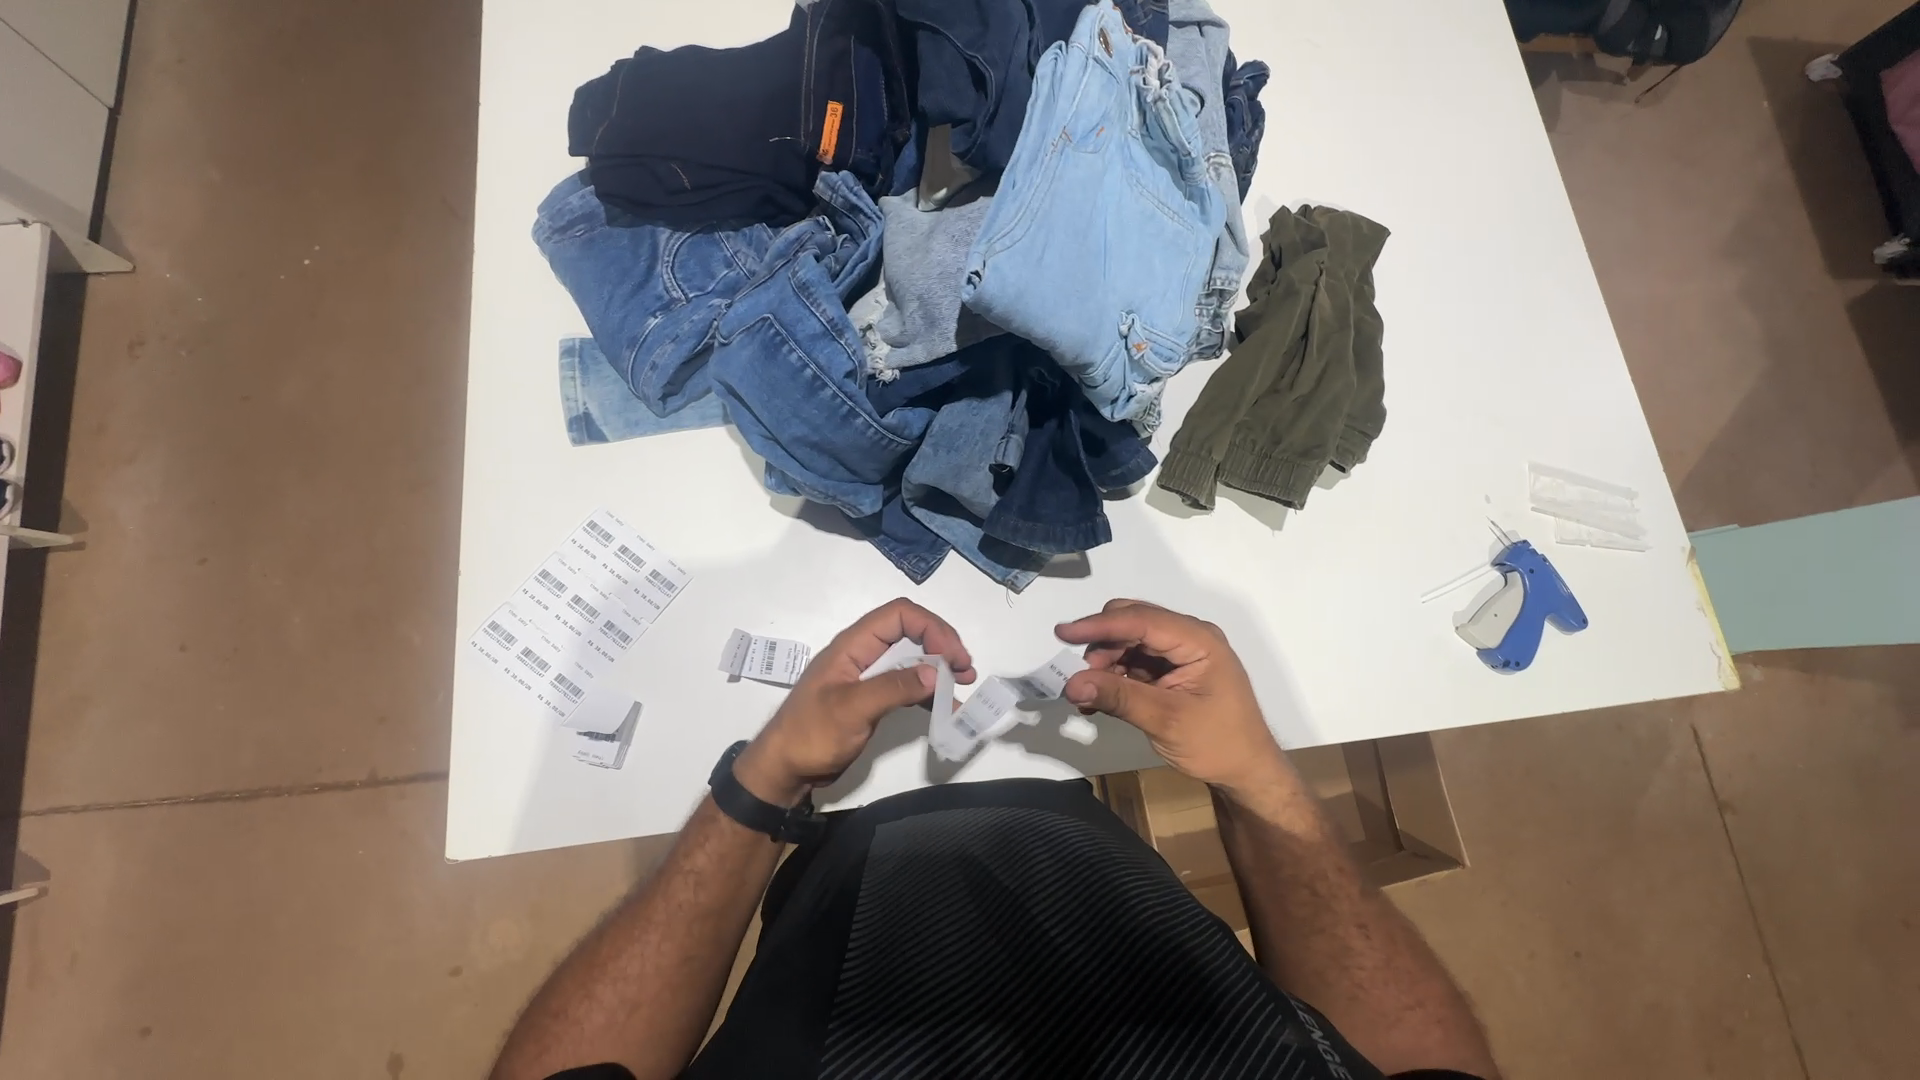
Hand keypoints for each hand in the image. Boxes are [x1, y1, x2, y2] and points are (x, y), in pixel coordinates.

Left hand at [735, 598, 975, 805]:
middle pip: (910, 632)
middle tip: (966, 669)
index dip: (931, 627)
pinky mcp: (872, 701)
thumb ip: (893, 687)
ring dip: (939, 668)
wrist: (783, 771)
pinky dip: (928, 693)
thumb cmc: (810, 735)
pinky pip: (907, 686)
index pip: (899, 615)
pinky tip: (946, 708)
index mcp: (853, 646)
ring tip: (964, 683)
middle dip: (941, 645)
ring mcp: (867, 678)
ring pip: (912, 659)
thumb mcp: (851, 709)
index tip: (952, 656)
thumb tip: (935, 671)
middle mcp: (863, 655)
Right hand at [1055, 599, 1287, 792]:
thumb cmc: (1218, 744)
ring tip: (1091, 697)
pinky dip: (1114, 676)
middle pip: (1132, 623)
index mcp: (1198, 640)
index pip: (1140, 620)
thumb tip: (1072, 684)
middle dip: (1102, 646)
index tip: (1061, 633)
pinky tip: (1099, 700)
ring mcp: (1180, 652)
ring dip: (1105, 663)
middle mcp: (1189, 637)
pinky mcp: (1171, 669)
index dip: (1098, 625)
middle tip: (1083, 679)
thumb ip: (1119, 698)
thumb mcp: (1166, 721)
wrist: (1247, 772)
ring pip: (1128, 641)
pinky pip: (1133, 660)